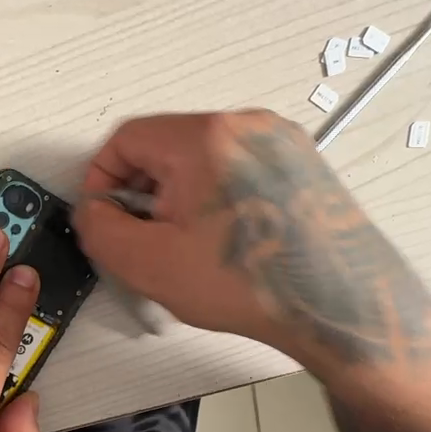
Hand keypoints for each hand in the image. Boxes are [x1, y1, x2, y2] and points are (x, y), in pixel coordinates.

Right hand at [69, 111, 430, 369]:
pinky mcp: (300, 166)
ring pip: (197, 161)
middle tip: (140, 237)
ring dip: (174, 198)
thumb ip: (97, 227)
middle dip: (139, 191)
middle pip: (163, 147)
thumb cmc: (249, 282)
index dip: (100, 178)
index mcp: (205, 138)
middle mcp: (246, 127)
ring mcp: (280, 143)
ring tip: (181, 245)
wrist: (338, 305)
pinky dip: (210, 199)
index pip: (125, 139)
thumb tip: (92, 210)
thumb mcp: (143, 261)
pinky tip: (216, 242)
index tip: (102, 216)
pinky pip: (232, 170)